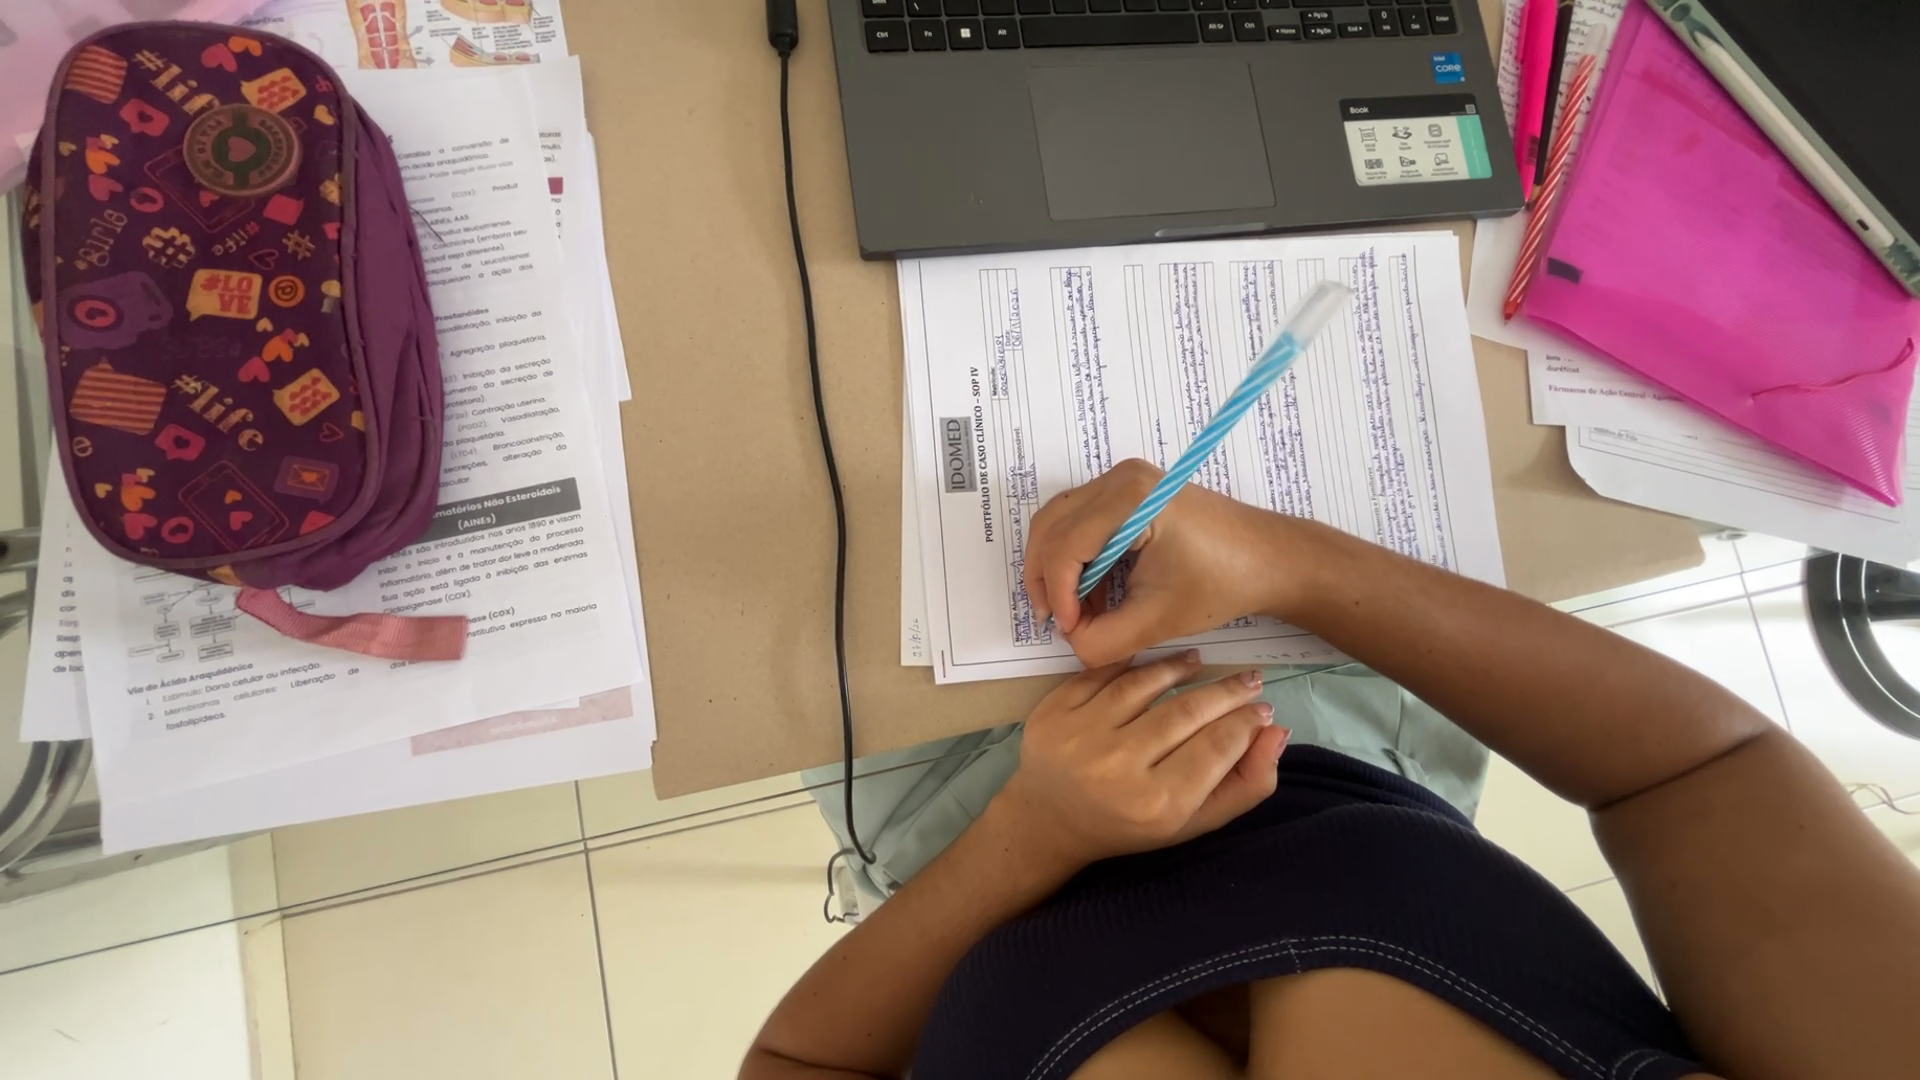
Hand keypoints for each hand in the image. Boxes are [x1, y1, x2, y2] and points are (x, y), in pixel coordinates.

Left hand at [993, 650, 1289, 871]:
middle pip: (1186, 712)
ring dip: (1178, 667)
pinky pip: (1103, 675)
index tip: (1264, 707)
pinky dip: (1131, 664)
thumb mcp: (1191, 821)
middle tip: (1249, 678)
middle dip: (1226, 691)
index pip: (1217, 747)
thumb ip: (1243, 785)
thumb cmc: (1129, 825)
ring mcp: (1080, 735)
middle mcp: (1118, 766)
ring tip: (1199, 661)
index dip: (1247, 722)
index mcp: (1157, 803)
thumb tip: (1277, 732)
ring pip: (1143, 684)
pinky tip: (1152, 660)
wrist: (1048, 819)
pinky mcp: (1053, 712)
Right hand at [1025, 459, 1320, 666]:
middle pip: (1050, 526)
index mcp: (1129, 499)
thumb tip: (1069, 641)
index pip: (1065, 546)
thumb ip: (1102, 640)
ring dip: (1057, 569)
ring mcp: (1122, 479)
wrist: (1269, 559)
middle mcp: (1119, 477)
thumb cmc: (1222, 585)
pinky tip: (1091, 594)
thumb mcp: (1158, 622)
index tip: (1069, 631)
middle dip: (1044, 578)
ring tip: (1073, 611)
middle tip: (1055, 621)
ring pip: (1058, 523)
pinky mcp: (1126, 491)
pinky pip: (1078, 522)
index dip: (1057, 593)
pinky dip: (1075, 559)